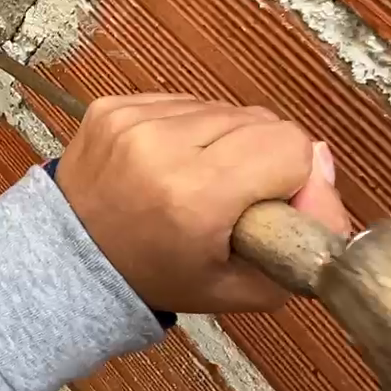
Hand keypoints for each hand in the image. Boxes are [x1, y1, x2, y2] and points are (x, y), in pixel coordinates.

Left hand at [55, 94, 347, 312]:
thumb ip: (303, 237)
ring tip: (202, 180)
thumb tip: (322, 163)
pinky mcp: (111, 104)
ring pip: (222, 108)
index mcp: (193, 194)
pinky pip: (182, 102)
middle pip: (260, 121)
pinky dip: (189, 129)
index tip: (284, 208)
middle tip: (243, 198)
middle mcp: (159, 144)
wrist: (68, 253)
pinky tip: (172, 162)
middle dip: (266, 159)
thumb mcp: (243, 288)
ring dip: (227, 141)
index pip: (290, 146)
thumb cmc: (154, 275)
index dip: (303, 179)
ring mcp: (130, 118)